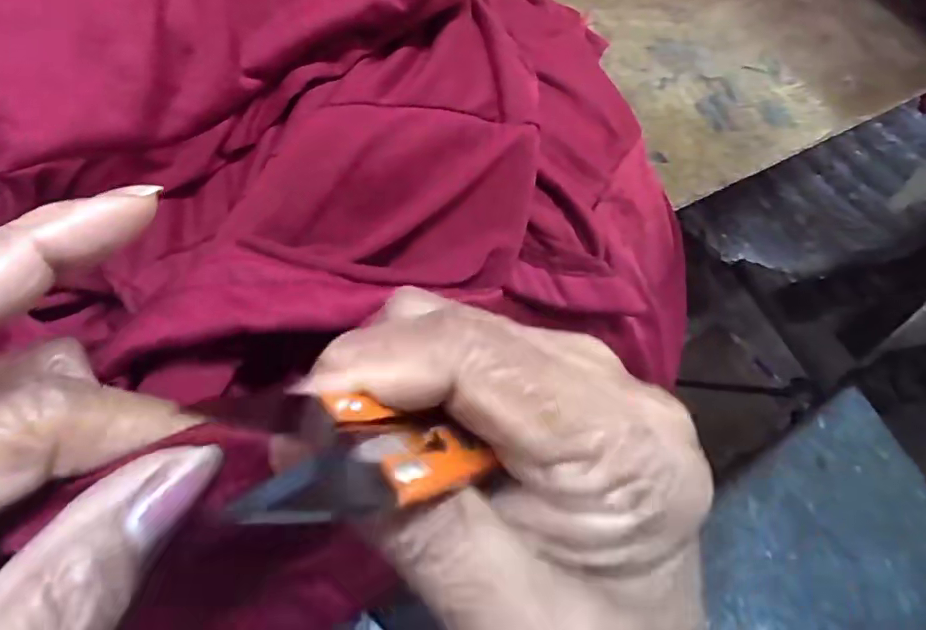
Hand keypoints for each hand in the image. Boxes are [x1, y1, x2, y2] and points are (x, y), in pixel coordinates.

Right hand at [305, 289, 710, 629]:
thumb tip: (318, 436)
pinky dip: (429, 377)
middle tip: (329, 439)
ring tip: (379, 442)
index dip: (384, 361)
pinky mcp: (569, 370)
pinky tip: (422, 430)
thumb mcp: (498, 610)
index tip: (305, 403)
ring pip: (467, 324)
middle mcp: (614, 380)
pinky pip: (480, 344)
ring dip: (402, 369)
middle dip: (383, 366)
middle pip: (471, 326)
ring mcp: (595, 366)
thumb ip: (415, 520)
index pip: (484, 356)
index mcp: (621, 441)